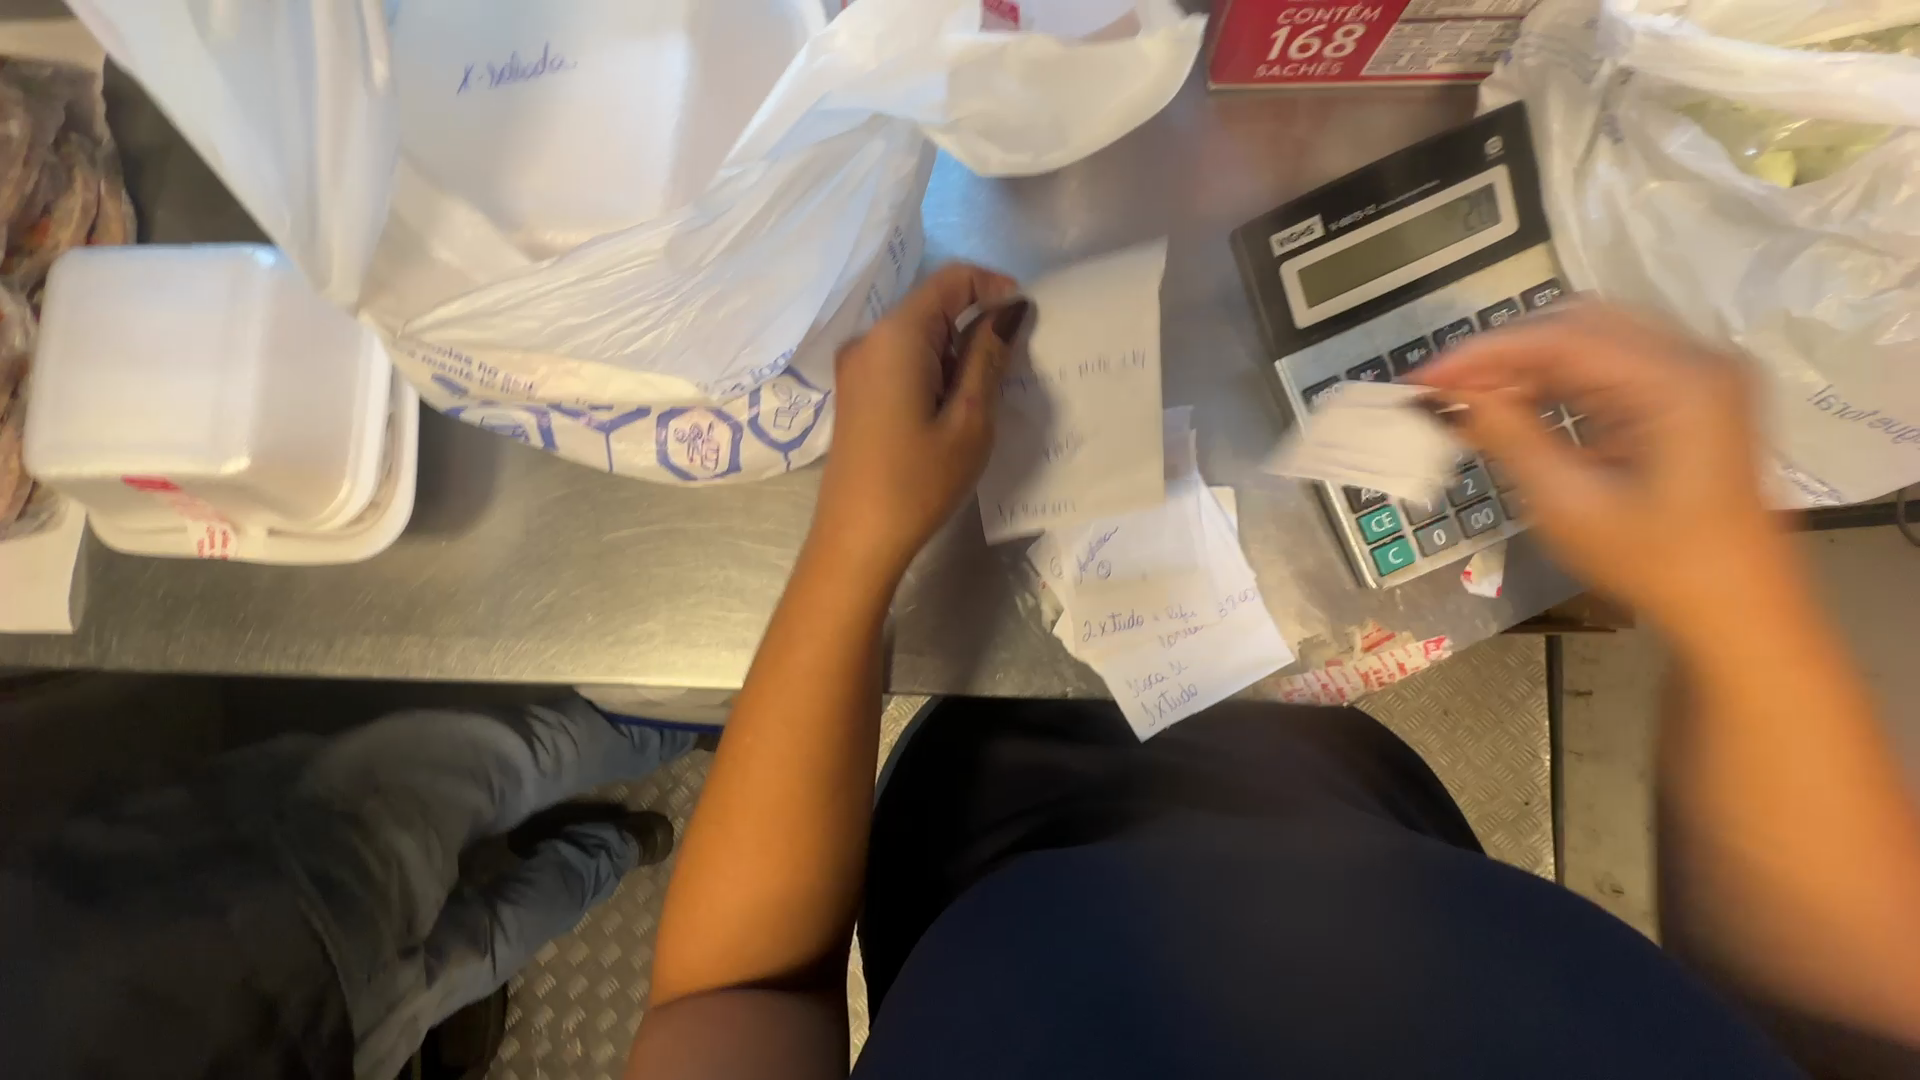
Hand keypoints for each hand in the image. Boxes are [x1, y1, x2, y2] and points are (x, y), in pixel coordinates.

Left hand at [810, 263, 1028, 578]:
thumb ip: (988, 356)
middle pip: (931, 306)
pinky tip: (944, 414)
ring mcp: (855, 367)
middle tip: (1004, 376)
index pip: (950, 279)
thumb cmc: (919, 482)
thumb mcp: (970, 420)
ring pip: (917, 336)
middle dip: (973, 327)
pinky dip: (931, 372)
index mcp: (896, 336)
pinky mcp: (854, 392)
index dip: (992, 286)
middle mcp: (868, 340)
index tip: (1025, 316)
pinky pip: (899, 361)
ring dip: (953, 355)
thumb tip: (1009, 309)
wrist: (857, 538)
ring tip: (972, 406)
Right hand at [1416, 303, 1799, 641]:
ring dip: (1522, 364)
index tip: (1419, 381)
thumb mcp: (1565, 501)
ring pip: (1588, 339)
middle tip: (1442, 390)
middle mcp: (1694, 360)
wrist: (1734, 604)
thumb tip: (1446, 399)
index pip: (1559, 340)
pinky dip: (1551, 379)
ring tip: (1468, 400)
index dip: (1480, 354)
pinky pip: (1605, 365)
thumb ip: (1507, 435)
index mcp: (1677, 382)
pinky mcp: (1686, 395)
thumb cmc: (1651, 560)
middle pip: (1577, 324)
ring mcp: (1695, 375)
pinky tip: (1512, 406)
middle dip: (1500, 352)